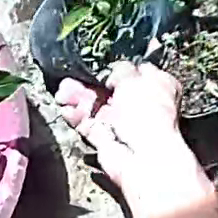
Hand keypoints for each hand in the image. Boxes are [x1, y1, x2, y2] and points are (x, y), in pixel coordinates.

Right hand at [55, 62, 211, 217]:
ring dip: (77, 98)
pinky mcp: (105, 138)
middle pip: (108, 88)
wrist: (142, 156)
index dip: (113, 66)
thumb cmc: (148, 115)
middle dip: (87, 83)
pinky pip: (87, 123)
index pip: (133, 70)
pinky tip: (65, 109)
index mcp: (156, 85)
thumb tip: (107, 70)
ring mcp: (121, 122)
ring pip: (94, 106)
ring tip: (61, 93)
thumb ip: (118, 68)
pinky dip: (76, 116)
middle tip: (69, 78)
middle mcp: (139, 103)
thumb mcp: (133, 78)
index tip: (94, 62)